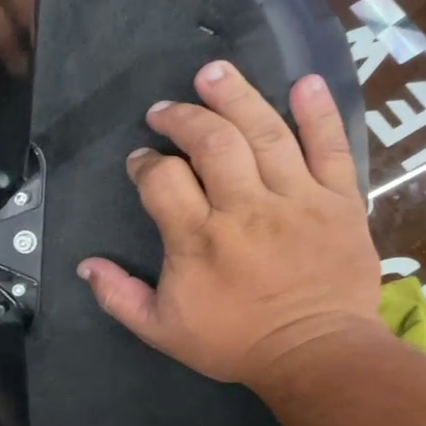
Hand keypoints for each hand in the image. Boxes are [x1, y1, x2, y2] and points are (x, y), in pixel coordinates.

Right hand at [78, 61, 386, 386]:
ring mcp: (296, 199)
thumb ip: (117, 296)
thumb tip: (86, 265)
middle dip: (185, 118)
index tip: (140, 160)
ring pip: (267, 133)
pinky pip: (331, 146)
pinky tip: (302, 82)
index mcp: (196, 239)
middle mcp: (245, 209)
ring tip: (214, 73)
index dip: (145, 163)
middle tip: (166, 109)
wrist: (314, 353)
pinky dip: (318, 112)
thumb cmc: (230, 342)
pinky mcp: (339, 200)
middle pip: (213, 142)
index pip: (163, 180)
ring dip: (238, 96)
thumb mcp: (158, 329)